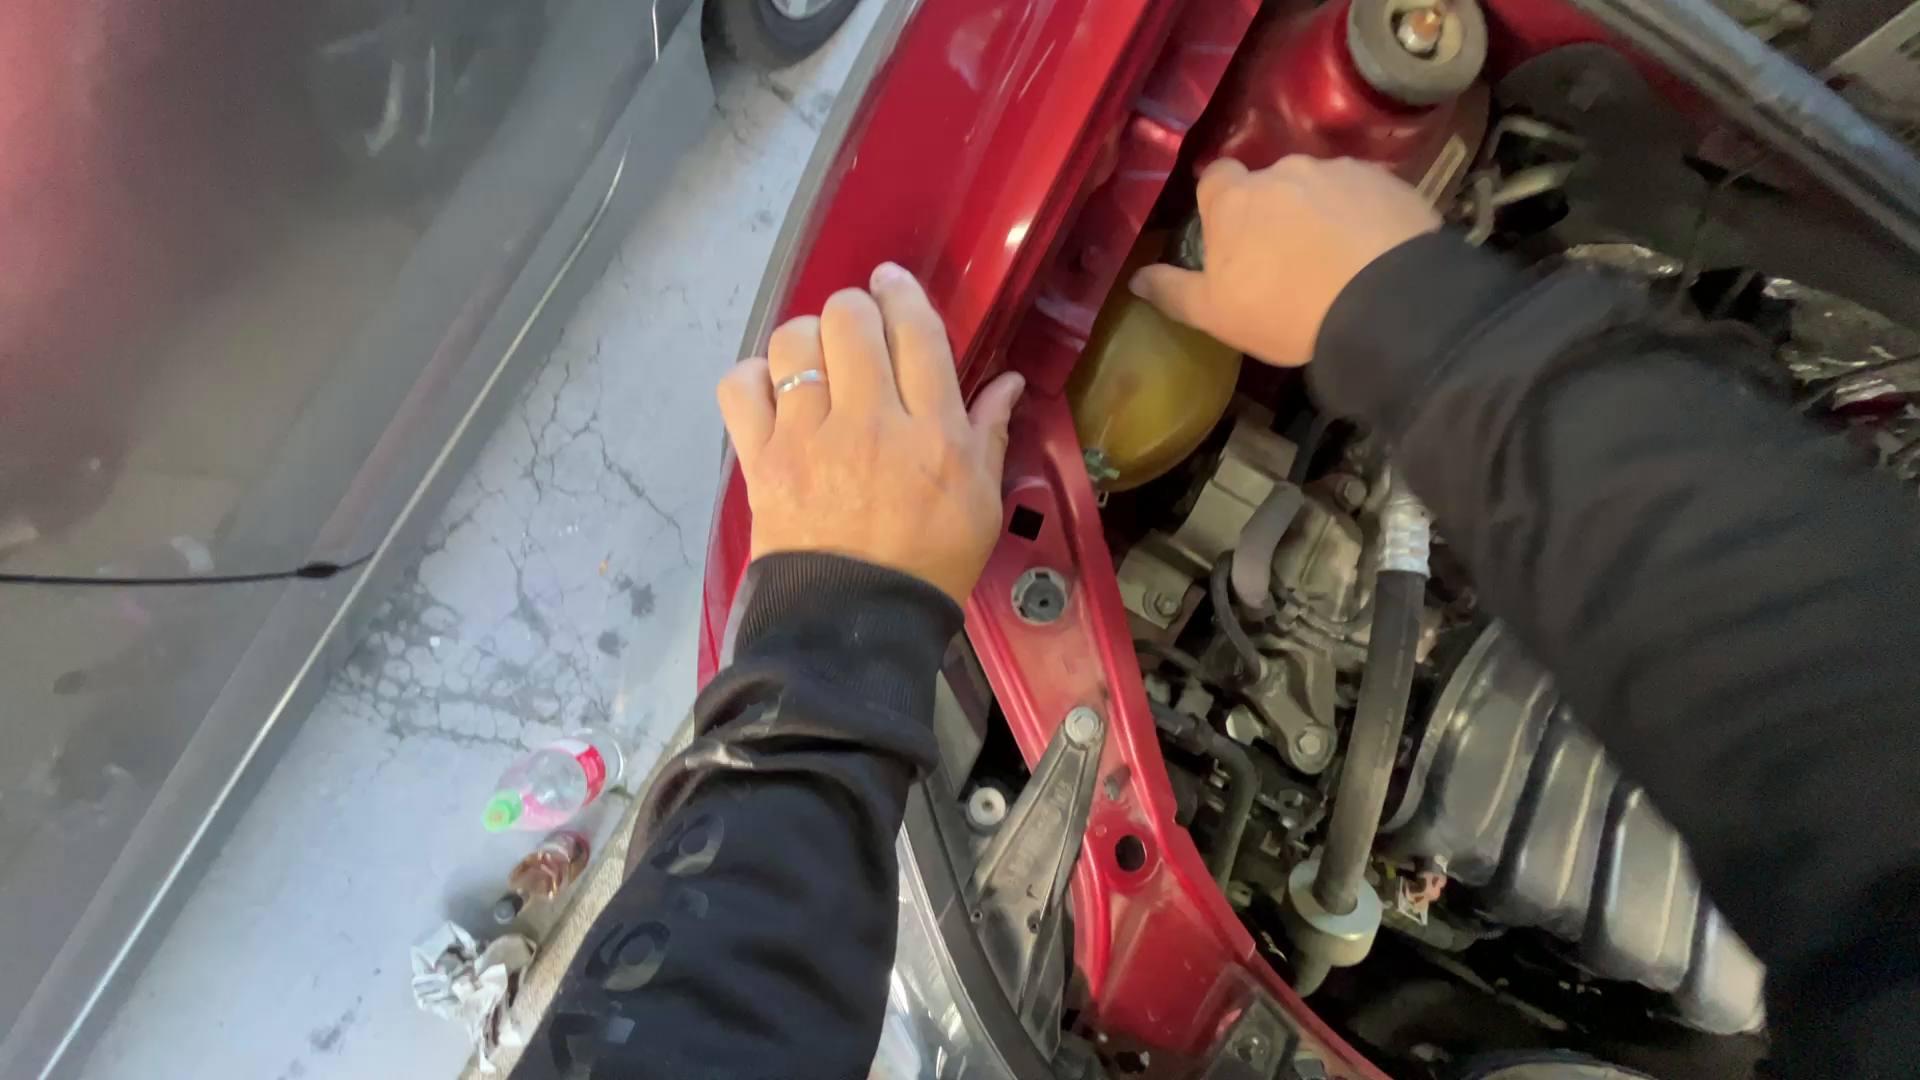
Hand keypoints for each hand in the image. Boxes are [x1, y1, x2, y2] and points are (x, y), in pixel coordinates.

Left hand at [716, 263, 1024, 604]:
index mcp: (933, 432)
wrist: (857, 622)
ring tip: (816, 365)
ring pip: (794, 341)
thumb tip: (1008, 380)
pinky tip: (775, 394)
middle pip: (849, 318)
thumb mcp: (982, 503)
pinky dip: (754, 377)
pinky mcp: (762, 460)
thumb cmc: (930, 562)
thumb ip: (990, 434)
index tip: (891, 281)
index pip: (915, 330)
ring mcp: (808, 438)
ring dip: (807, 339)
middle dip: (854, 310)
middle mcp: (869, 421)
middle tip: (858, 334)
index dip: (902, 292)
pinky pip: (741, 386)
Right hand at [1130, 156, 1440, 367]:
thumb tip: (1135, 279)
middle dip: (1268, 211)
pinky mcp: (1385, 180)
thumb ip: (1172, 291)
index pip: (1214, 178)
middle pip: (1265, 184)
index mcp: (1234, 200)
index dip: (1218, 203)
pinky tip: (1363, 250)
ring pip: (1313, 186)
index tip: (1226, 235)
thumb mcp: (1214, 314)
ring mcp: (1337, 171)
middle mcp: (1282, 171)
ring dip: (1313, 211)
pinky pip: (1358, 192)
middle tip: (1278, 258)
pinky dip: (1355, 214)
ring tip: (1327, 257)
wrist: (1380, 303)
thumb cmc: (1281, 309)